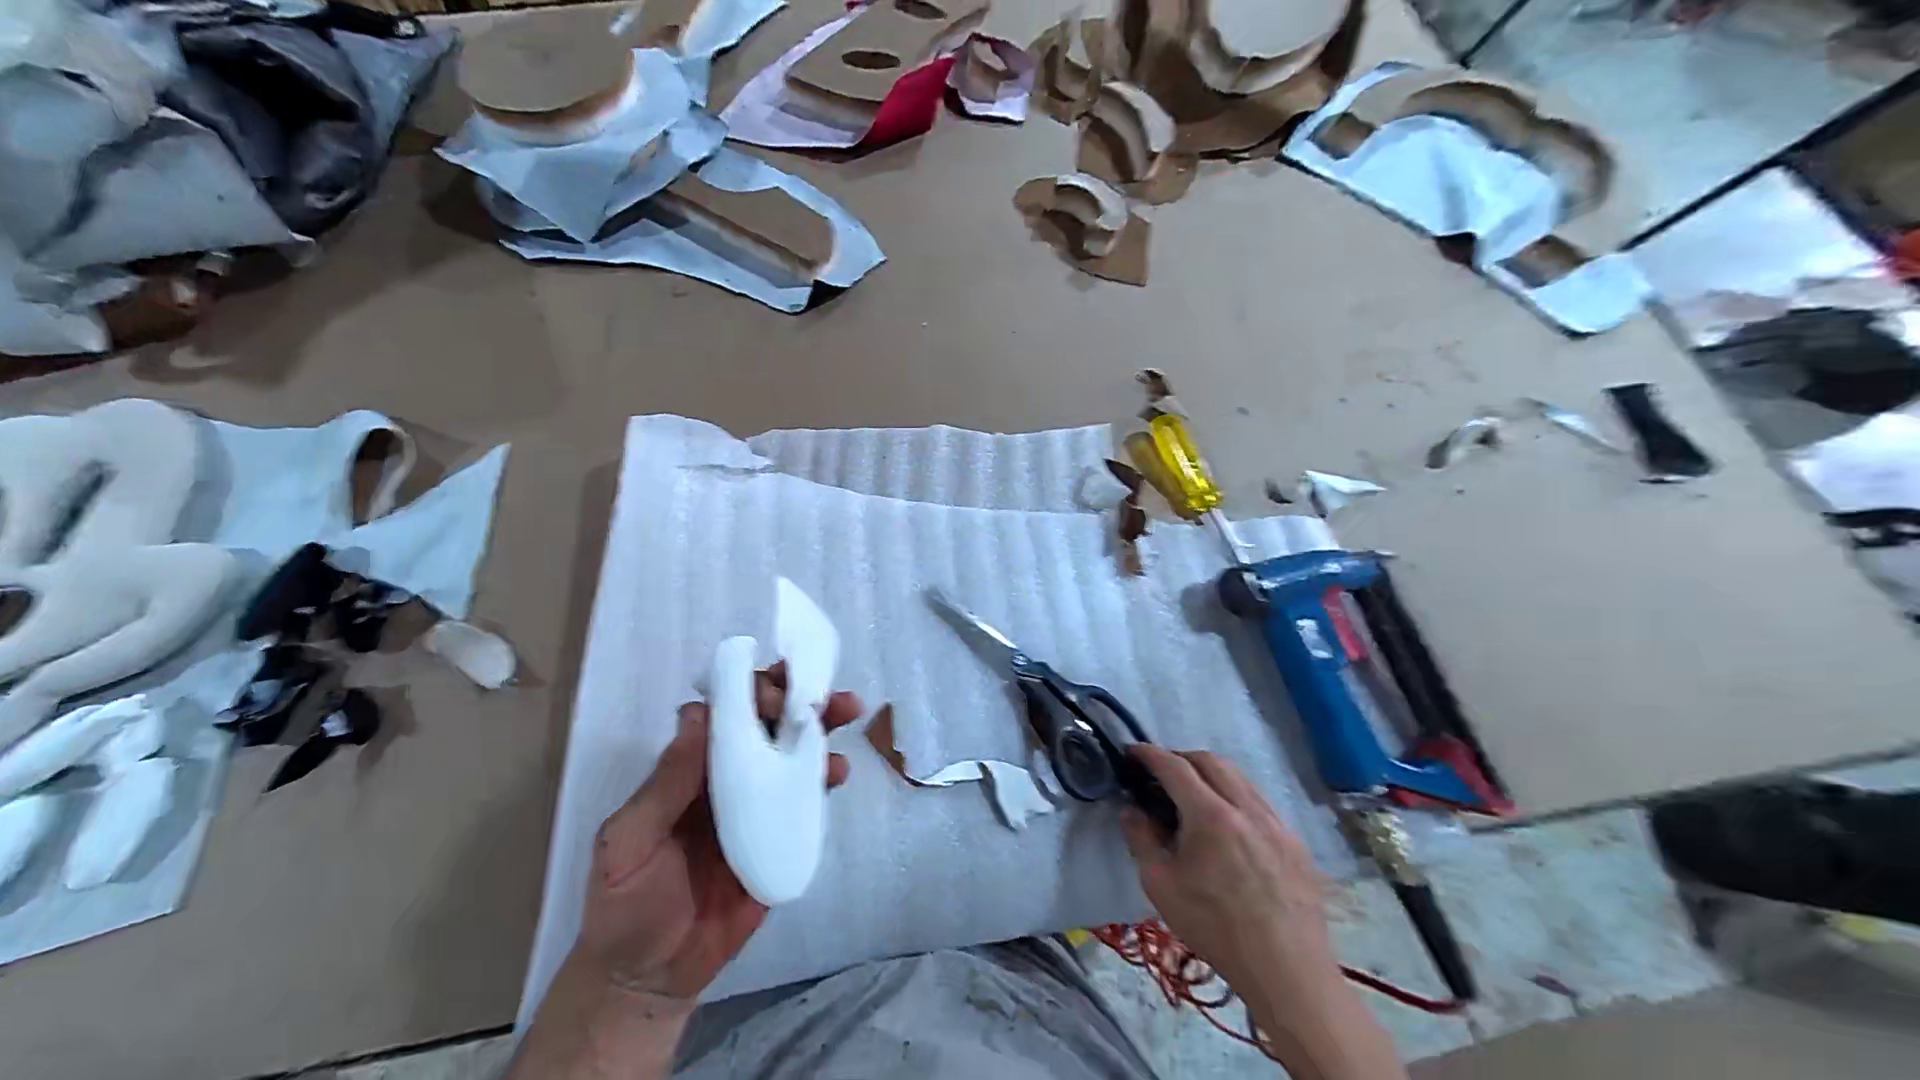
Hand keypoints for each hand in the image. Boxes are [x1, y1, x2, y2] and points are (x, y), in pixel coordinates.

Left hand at [576, 664, 862, 1007]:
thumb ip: (664, 786)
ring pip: (790, 752)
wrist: (653, 977)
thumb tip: (698, 714)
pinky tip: (839, 769)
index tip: (771, 687)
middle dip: (792, 697)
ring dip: (818, 726)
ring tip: (845, 708)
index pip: (721, 713)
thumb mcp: (628, 843)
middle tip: (818, 691)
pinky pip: (806, 797)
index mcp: (687, 771)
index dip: (747, 691)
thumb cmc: (626, 906)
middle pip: (763, 724)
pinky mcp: (781, 834)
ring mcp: (757, 805)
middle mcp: (726, 778)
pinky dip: (825, 776)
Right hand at [1119, 746, 1338, 1003]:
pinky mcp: (1295, 842)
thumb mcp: (1161, 885)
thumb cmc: (1215, 928)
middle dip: (1180, 757)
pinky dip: (1235, 797)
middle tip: (1160, 773)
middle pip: (1211, 760)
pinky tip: (1227, 826)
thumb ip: (1141, 839)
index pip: (1174, 766)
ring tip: (1192, 795)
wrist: (1286, 971)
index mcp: (1211, 815)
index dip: (1149, 754)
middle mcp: (1247, 807)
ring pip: (1240, 778)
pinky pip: (1260, 803)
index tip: (1132, 752)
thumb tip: (1132, 810)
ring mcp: (1277, 823)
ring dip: (1211, 774)